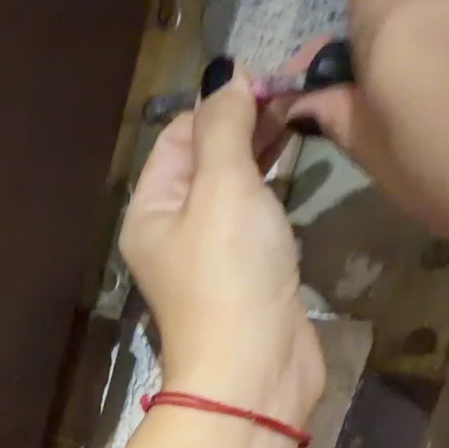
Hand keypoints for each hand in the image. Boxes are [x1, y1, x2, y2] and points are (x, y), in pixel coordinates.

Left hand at [119, 67, 323, 429]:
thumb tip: (225, 79)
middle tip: (295, 99)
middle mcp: (169, 232)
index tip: (272, 84)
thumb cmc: (229, 274)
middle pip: (202, 162)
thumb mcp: (222, 187)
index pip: (176, 138)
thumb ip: (223, 129)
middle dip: (242, 127)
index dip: (218, 105)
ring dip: (258, 155)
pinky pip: (251, 219)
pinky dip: (269, 192)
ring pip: (229, 190)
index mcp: (148, 212)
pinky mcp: (241, 275)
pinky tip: (294, 170)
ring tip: (299, 122)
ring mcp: (205, 257)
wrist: (252, 368)